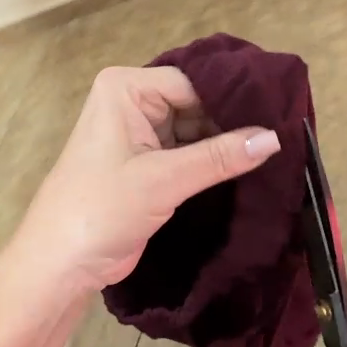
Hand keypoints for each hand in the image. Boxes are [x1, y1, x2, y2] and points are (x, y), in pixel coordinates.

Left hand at [12, 66, 281, 292]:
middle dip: (233, 125)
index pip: (194, 83)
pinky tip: (250, 171)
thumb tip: (276, 138)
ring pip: (196, 132)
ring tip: (277, 154)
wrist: (61, 263)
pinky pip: (189, 155)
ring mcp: (140, 135)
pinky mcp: (147, 166)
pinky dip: (213, 165)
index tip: (280, 115)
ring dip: (226, 147)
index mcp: (125, 89)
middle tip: (285, 136)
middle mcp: (132, 103)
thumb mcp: (163, 180)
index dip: (234, 101)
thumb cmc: (100, 210)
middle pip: (197, 105)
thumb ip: (219, 157)